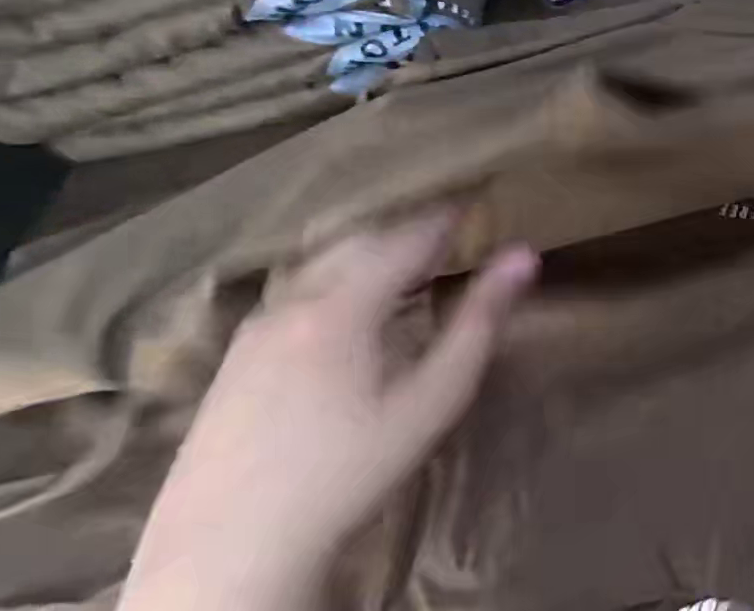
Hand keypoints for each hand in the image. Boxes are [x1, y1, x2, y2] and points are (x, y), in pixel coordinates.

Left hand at [119, 210, 536, 610]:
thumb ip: (481, 318)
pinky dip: (337, 278)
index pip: (406, 237)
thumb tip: (526, 253)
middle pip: (358, 243)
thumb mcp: (436, 394)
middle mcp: (291, 305)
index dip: (446, 215)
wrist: (227, 555)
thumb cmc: (354, 466)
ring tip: (411, 261)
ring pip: (320, 266)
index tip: (480, 199)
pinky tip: (353, 308)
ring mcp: (252, 334)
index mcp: (343, 306)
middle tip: (454, 228)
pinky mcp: (232, 362)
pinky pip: (295, 293)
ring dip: (370, 252)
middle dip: (408, 229)